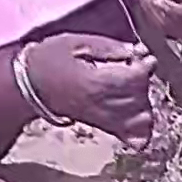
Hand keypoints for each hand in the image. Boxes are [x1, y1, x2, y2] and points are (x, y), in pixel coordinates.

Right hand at [24, 34, 156, 145]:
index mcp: (96, 83)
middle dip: (142, 82)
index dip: (144, 67)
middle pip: (141, 97)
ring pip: (145, 117)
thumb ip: (108, 47)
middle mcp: (106, 106)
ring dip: (144, 102)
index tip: (146, 58)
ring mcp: (110, 122)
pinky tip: (137, 114)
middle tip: (131, 70)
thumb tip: (138, 51)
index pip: (135, 79)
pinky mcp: (112, 131)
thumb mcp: (74, 43)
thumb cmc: (52, 59)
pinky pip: (140, 138)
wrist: (35, 86)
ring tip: (130, 89)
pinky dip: (144, 129)